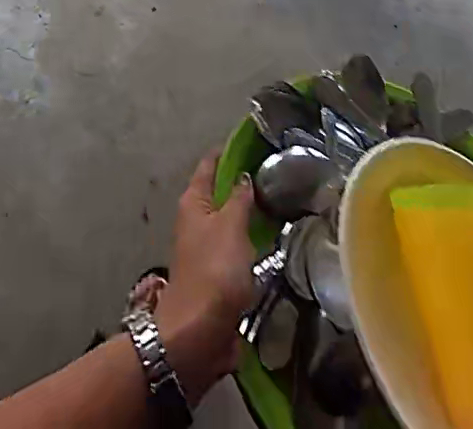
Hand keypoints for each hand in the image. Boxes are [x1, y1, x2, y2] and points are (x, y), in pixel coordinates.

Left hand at [156, 152, 256, 397]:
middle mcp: (196, 220)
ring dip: (249, 211)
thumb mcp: (231, 226)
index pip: (209, 165)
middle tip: (275, 172)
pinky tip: (270, 238)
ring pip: (229, 219)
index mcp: (193, 202)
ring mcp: (205, 246)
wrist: (199, 330)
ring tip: (279, 201)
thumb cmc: (214, 270)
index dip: (228, 152)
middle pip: (219, 191)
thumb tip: (243, 176)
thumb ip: (239, 199)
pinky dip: (251, 237)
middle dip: (242, 181)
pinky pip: (236, 244)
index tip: (253, 141)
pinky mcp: (217, 272)